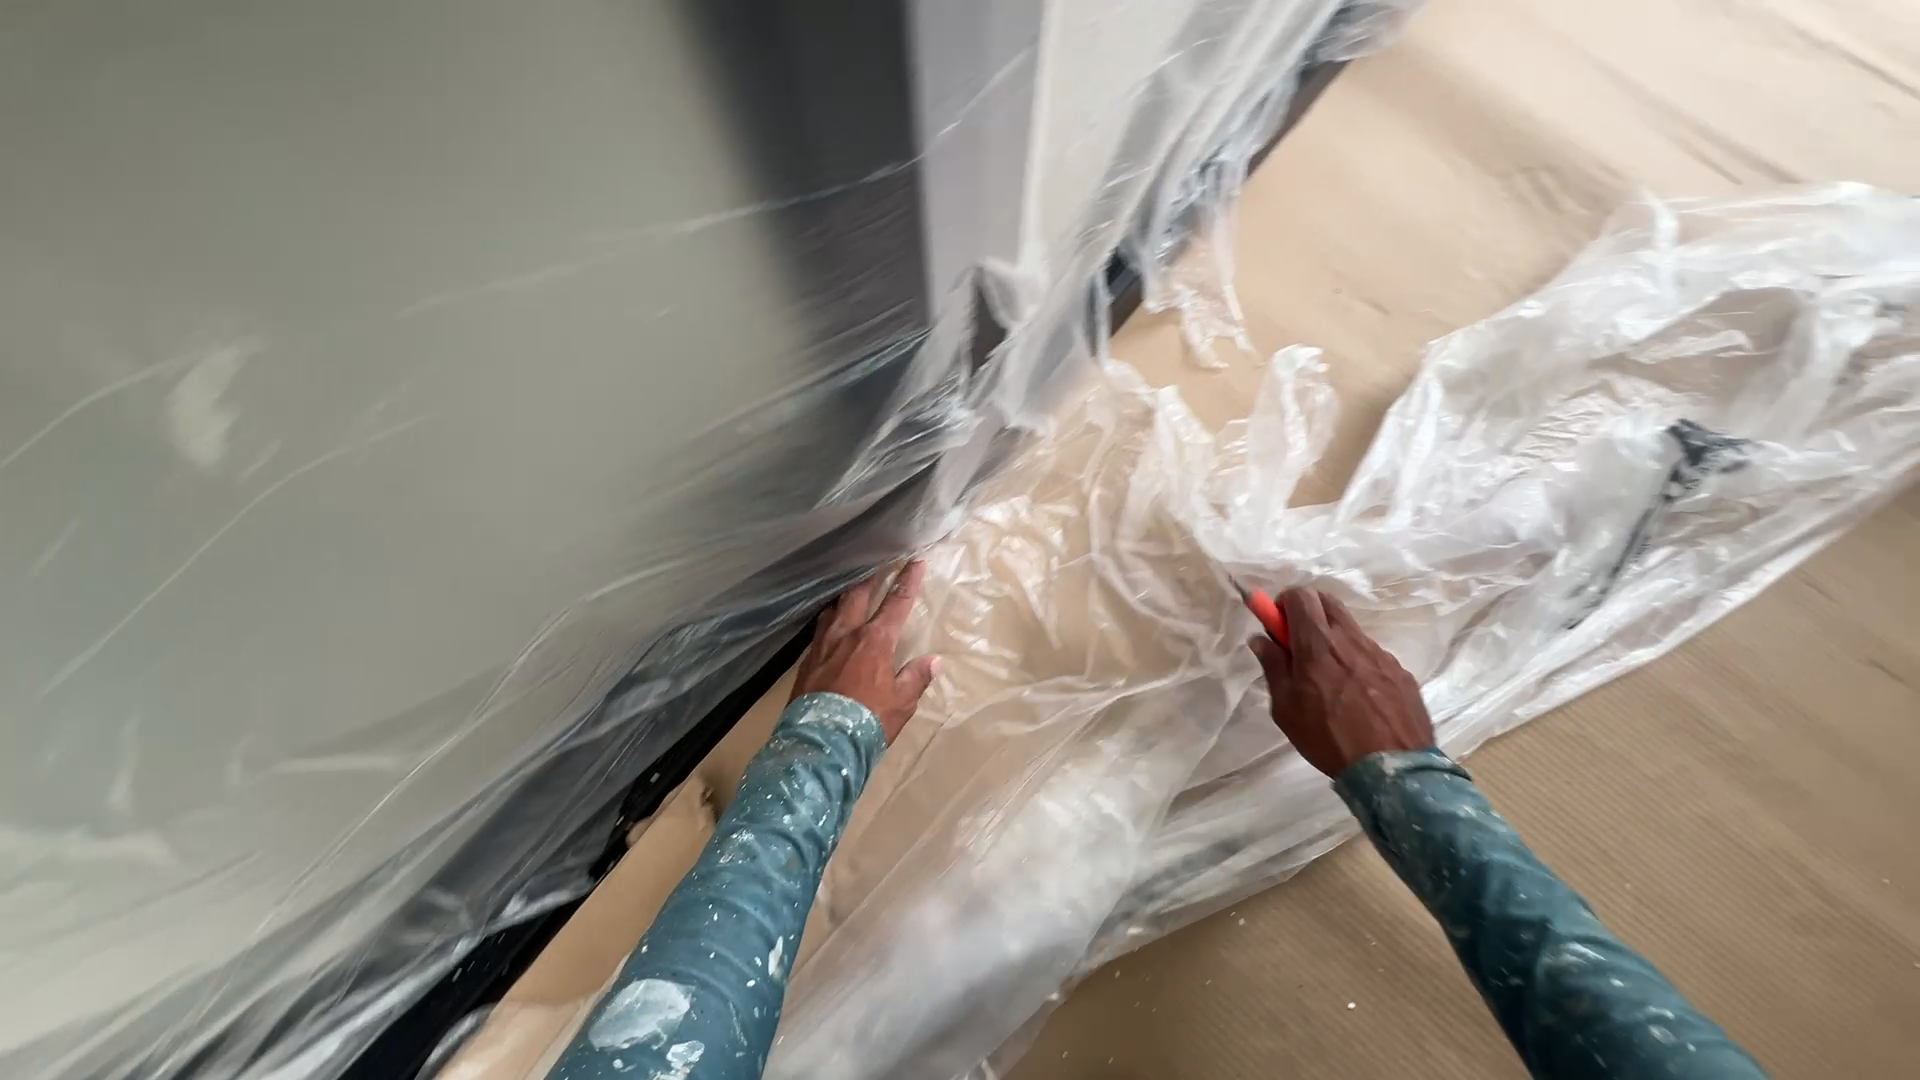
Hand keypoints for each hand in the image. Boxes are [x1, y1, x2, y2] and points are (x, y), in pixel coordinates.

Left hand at [791, 560, 939, 743]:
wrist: (820, 742)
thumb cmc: (867, 721)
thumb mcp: (902, 703)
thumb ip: (916, 678)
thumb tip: (933, 661)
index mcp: (875, 640)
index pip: (897, 602)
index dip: (909, 580)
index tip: (916, 561)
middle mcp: (847, 633)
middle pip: (859, 594)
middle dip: (871, 577)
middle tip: (878, 564)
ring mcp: (822, 644)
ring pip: (834, 609)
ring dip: (846, 597)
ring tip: (851, 591)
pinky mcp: (806, 660)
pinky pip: (819, 629)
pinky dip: (829, 620)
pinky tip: (829, 625)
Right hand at [1249, 588, 1433, 778]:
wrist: (1392, 770)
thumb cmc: (1327, 738)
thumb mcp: (1286, 708)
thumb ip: (1273, 667)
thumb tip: (1261, 639)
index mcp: (1317, 644)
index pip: (1300, 596)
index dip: (1283, 604)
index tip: (1277, 627)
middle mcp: (1350, 640)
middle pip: (1327, 601)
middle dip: (1308, 611)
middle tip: (1298, 644)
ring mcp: (1380, 654)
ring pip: (1350, 628)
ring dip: (1333, 638)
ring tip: (1330, 679)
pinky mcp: (1401, 672)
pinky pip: (1372, 654)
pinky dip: (1357, 662)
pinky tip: (1357, 697)